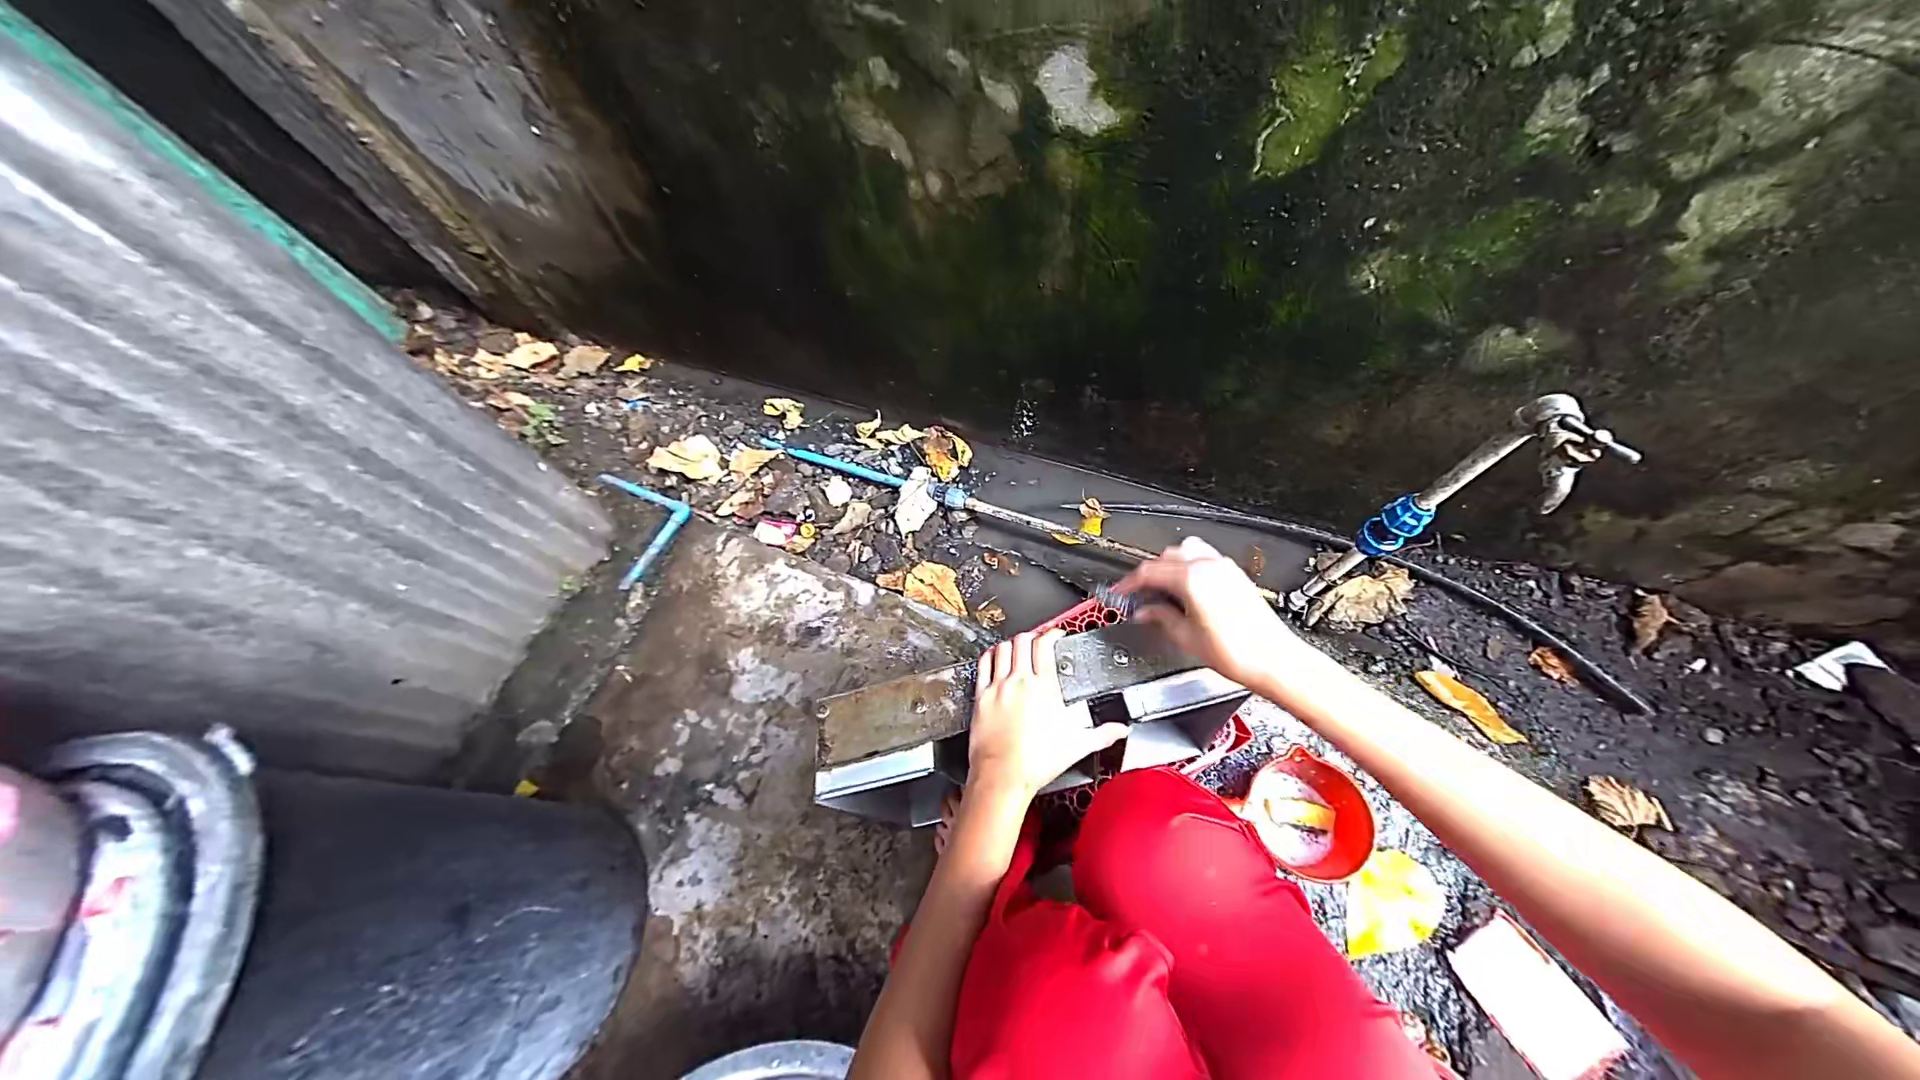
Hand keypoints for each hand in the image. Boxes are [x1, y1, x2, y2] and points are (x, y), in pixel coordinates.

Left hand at [968, 630, 1127, 799]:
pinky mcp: (981, 697)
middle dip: (1031, 636)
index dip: (1051, 633)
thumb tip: (1119, 730)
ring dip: (1010, 644)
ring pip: (1001, 649)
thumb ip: (1102, 733)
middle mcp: (1019, 681)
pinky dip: (989, 656)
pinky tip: (993, 657)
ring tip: (1017, 647)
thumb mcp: (1077, 745)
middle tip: (1037, 640)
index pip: (1045, 645)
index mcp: (1044, 687)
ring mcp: (998, 687)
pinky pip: (983, 665)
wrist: (1003, 775)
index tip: (1056, 635)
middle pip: (1022, 641)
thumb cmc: (1037, 761)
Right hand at [1115, 536, 1303, 685]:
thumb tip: (1146, 612)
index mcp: (1192, 578)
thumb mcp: (1186, 638)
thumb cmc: (1239, 653)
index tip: (1120, 592)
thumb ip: (1161, 618)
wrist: (1276, 662)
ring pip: (1186, 552)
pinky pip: (1204, 558)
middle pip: (1166, 557)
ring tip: (1160, 590)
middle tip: (1137, 594)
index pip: (1148, 572)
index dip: (1128, 583)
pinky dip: (1188, 567)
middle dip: (1148, 574)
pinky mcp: (1236, 576)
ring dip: (1168, 566)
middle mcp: (1209, 567)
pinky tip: (1185, 589)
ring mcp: (1225, 568)